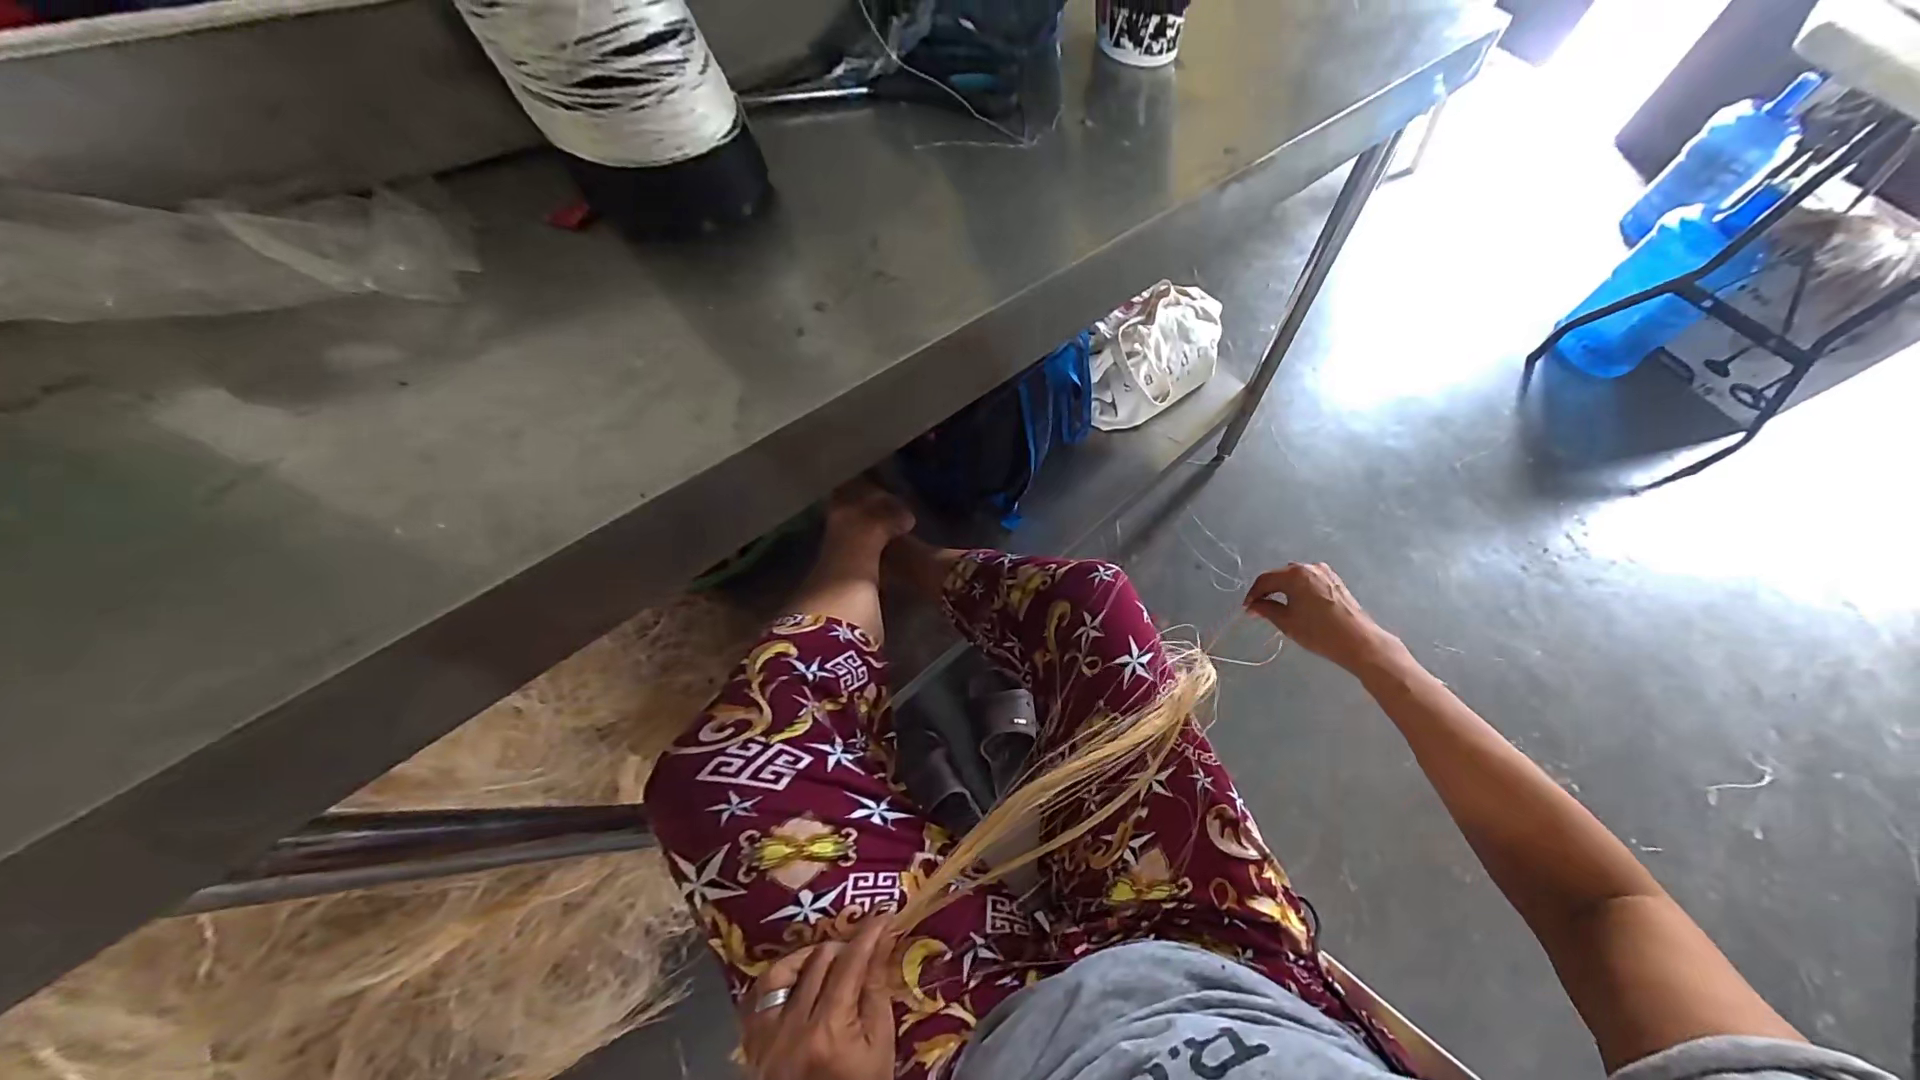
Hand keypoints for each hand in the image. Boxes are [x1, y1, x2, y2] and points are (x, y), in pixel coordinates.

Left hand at [739, 915, 898, 1079]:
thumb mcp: (880, 1044)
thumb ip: (877, 988)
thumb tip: (882, 939)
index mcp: (829, 1031)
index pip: (851, 964)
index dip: (869, 934)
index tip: (883, 914)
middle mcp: (792, 1028)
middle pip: (820, 960)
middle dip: (846, 946)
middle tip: (863, 946)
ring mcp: (766, 1036)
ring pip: (786, 969)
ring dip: (811, 957)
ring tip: (831, 960)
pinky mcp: (751, 1042)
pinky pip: (760, 993)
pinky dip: (781, 978)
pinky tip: (798, 976)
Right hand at [1244, 563, 1409, 676]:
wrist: (1359, 641)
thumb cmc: (1318, 632)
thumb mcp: (1286, 622)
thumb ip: (1266, 609)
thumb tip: (1253, 606)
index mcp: (1294, 574)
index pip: (1265, 580)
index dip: (1253, 594)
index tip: (1247, 608)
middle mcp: (1309, 567)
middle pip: (1280, 575)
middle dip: (1268, 590)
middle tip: (1259, 608)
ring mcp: (1325, 573)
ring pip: (1295, 577)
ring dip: (1284, 589)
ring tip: (1277, 606)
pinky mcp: (1335, 581)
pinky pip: (1309, 581)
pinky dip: (1299, 589)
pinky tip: (1297, 604)